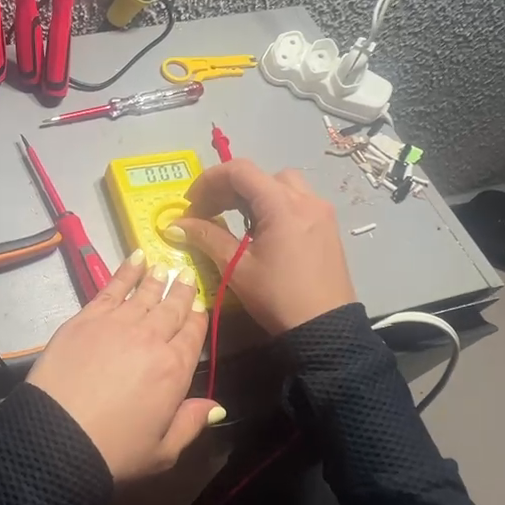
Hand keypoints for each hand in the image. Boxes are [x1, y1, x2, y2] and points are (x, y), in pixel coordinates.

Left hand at [26, 252, 220, 481]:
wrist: (59, 436)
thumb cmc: (114, 451)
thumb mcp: (163, 451)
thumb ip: (190, 423)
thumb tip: (217, 405)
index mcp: (174, 370)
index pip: (193, 335)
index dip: (198, 318)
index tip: (201, 304)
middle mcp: (150, 339)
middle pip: (171, 308)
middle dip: (182, 291)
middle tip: (187, 275)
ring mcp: (117, 323)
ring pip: (144, 294)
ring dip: (156, 279)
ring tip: (164, 266)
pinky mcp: (87, 316)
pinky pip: (112, 287)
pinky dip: (125, 270)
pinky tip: (135, 258)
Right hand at [173, 159, 356, 334]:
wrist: (327, 333)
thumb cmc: (279, 298)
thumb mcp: (237, 268)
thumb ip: (206, 237)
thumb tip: (176, 225)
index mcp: (283, 205)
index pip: (239, 171)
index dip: (209, 180)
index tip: (192, 204)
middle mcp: (306, 199)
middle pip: (259, 175)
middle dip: (227, 188)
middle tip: (206, 212)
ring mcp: (321, 212)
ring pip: (280, 184)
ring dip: (251, 194)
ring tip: (234, 220)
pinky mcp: (328, 227)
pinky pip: (296, 201)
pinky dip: (272, 205)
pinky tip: (259, 231)